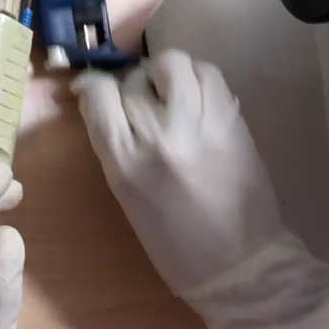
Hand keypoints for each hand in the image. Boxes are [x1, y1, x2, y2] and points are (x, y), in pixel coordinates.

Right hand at [73, 50, 328, 328]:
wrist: (237, 264)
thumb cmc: (173, 244)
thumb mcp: (128, 197)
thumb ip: (116, 148)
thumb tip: (107, 105)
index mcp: (124, 165)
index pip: (98, 98)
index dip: (91, 85)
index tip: (93, 89)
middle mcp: (157, 138)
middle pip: (132, 80)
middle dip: (131, 86)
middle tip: (140, 103)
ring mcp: (198, 125)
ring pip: (170, 64)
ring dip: (163, 71)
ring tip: (168, 90)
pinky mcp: (230, 120)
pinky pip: (207, 73)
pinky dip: (195, 75)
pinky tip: (194, 94)